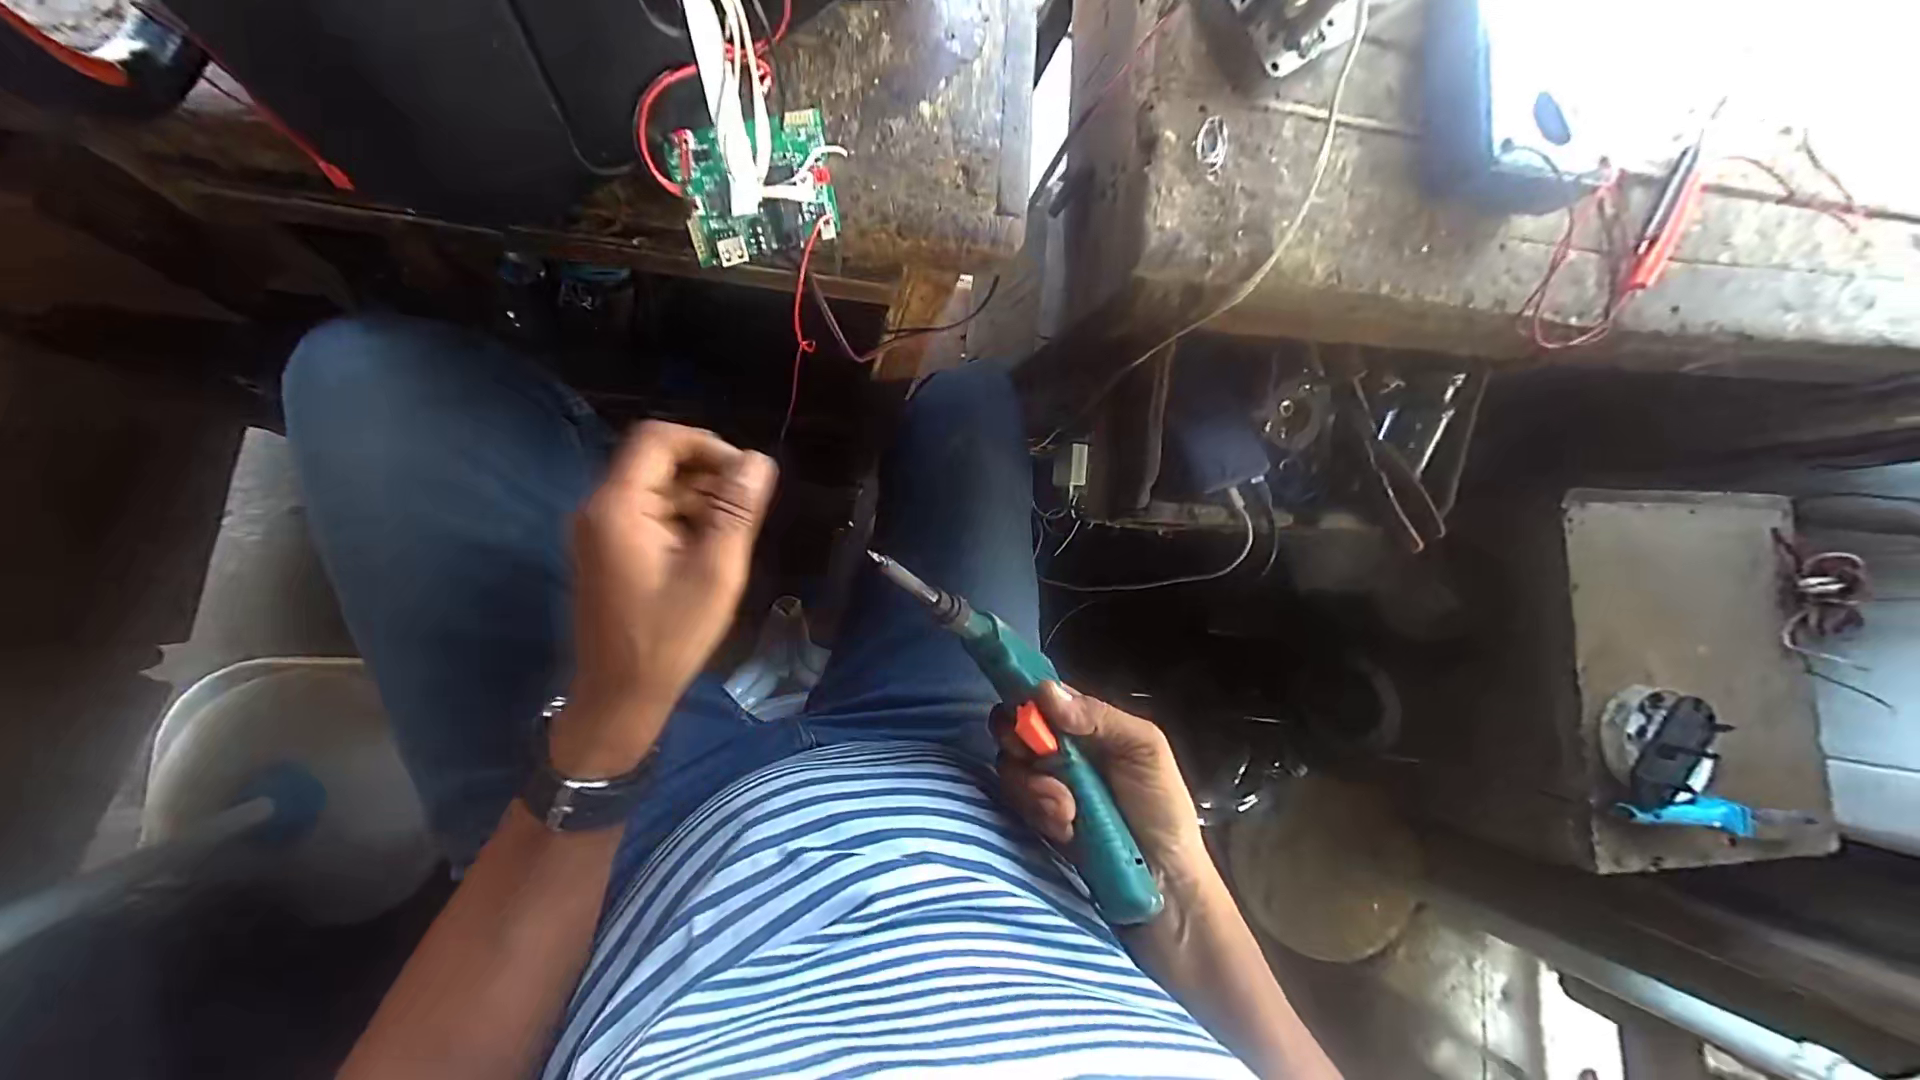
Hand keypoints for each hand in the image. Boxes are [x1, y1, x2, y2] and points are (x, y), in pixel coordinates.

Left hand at [556, 422, 776, 774]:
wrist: (621, 694)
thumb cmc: (669, 636)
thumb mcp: (715, 570)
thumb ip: (737, 511)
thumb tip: (758, 460)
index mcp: (618, 506)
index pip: (658, 439)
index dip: (706, 443)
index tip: (745, 472)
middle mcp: (601, 508)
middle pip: (657, 461)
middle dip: (708, 474)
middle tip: (747, 507)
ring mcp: (602, 529)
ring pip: (657, 487)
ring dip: (700, 498)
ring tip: (734, 532)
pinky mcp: (610, 548)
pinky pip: (651, 513)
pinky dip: (685, 518)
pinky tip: (711, 548)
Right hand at [996, 682, 1212, 897]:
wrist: (1165, 885)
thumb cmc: (1162, 807)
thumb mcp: (1145, 748)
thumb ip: (1098, 716)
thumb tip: (1044, 691)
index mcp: (1085, 722)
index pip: (1039, 695)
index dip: (1026, 700)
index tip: (1030, 718)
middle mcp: (1058, 746)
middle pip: (1011, 726)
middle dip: (1021, 742)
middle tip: (1047, 762)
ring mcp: (1044, 783)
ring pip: (1010, 766)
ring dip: (1037, 788)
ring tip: (1070, 811)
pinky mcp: (1037, 818)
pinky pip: (1016, 804)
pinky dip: (1040, 815)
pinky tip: (1068, 830)